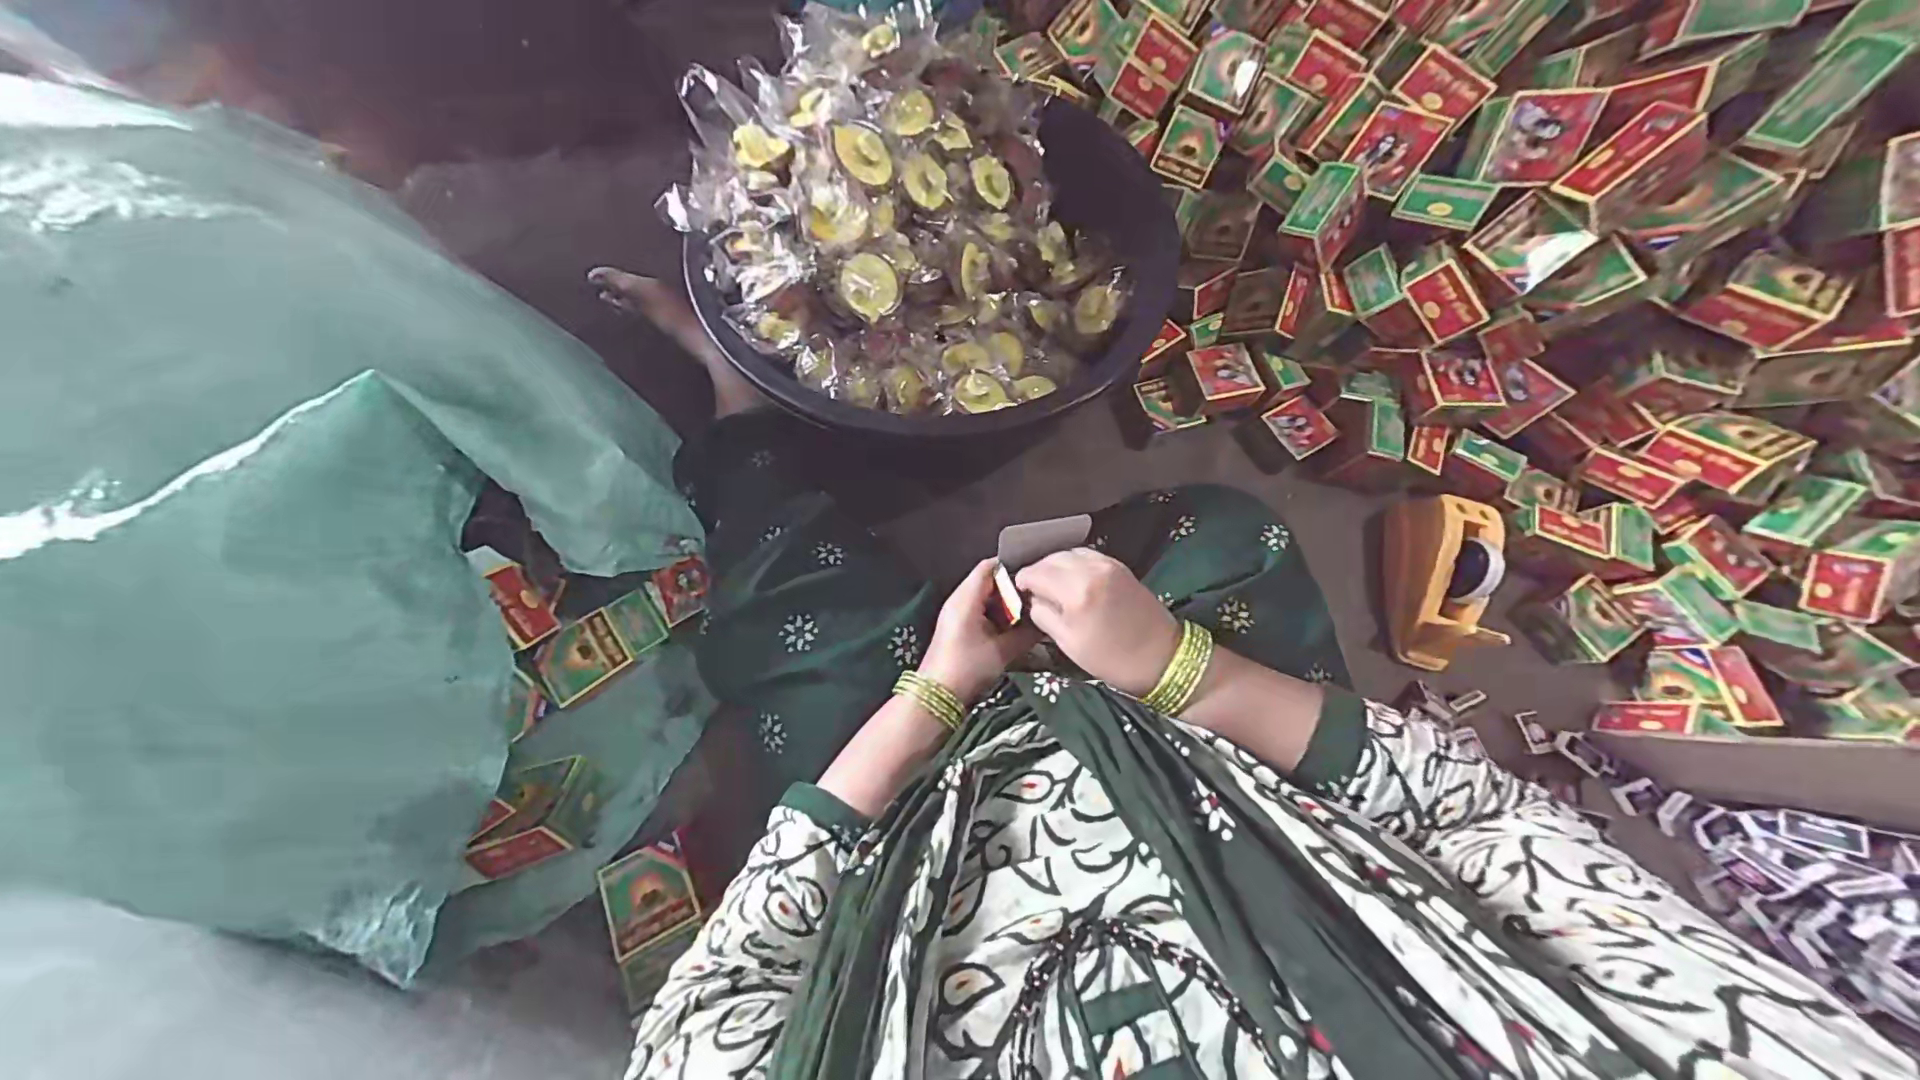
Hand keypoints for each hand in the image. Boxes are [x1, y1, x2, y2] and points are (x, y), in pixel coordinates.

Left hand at [918, 559, 1041, 703]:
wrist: (937, 695)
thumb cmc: (968, 667)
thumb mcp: (1002, 651)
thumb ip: (1026, 633)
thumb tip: (1045, 621)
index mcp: (966, 598)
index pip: (989, 566)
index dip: (1013, 568)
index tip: (1035, 578)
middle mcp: (959, 599)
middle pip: (988, 580)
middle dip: (1013, 588)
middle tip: (1037, 598)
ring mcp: (956, 613)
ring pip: (985, 597)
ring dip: (1006, 603)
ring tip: (1029, 612)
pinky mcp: (957, 626)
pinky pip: (980, 610)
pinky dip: (996, 614)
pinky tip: (1013, 627)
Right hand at [1016, 549, 1179, 696]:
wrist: (1163, 658)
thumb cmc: (1112, 658)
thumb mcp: (1068, 642)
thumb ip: (1042, 614)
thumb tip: (1030, 599)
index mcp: (1076, 591)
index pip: (1035, 573)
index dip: (1022, 582)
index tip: (1019, 594)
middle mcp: (1091, 569)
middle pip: (1051, 558)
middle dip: (1038, 571)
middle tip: (1032, 591)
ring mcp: (1107, 564)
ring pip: (1068, 553)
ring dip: (1055, 565)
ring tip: (1051, 586)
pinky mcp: (1119, 566)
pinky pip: (1086, 556)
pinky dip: (1073, 563)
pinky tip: (1072, 580)